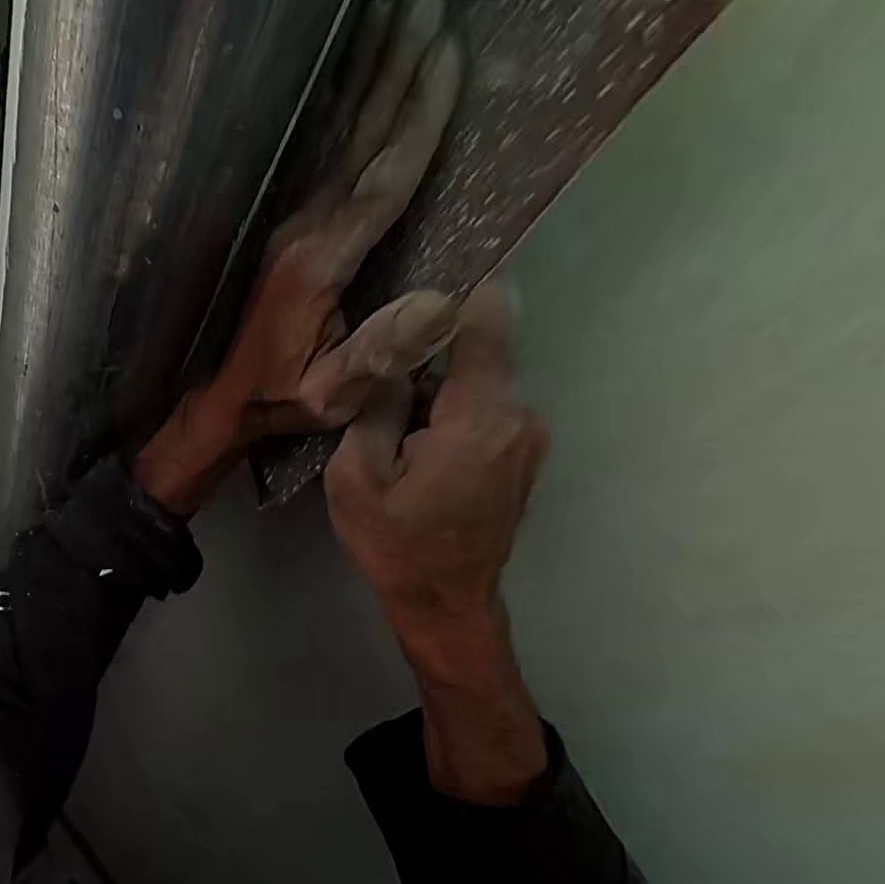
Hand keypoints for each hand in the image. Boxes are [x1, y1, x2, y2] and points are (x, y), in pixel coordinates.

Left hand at [135, 0, 463, 513]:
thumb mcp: (329, 395)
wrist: (223, 398)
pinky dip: (339, 110)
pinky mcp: (286, 230)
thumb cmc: (278, 400)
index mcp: (321, 265)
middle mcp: (305, 230)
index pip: (380, 181)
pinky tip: (352, 78)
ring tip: (393, 9)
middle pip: (359, 136)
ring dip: (366, 71)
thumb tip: (445, 302)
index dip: (416, 120)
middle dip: (395, 65)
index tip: (447, 56)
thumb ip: (379, 353)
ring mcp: (291, 224)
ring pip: (335, 135)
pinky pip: (318, 157)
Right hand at [325, 283, 549, 803]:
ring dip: (436, 386)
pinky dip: (450, 409)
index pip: (487, 317)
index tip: (420, 279)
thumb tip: (394, 357)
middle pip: (479, 347)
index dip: (457, 288)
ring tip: (389, 416)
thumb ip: (375, 406)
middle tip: (377, 367)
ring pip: (479, 379)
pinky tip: (414, 440)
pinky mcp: (521, 454)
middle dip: (428, 351)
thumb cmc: (396, 544)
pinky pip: (485, 407)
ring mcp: (528, 436)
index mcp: (480, 417)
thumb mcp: (356, 477)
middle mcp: (520, 416)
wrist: (446, 604)